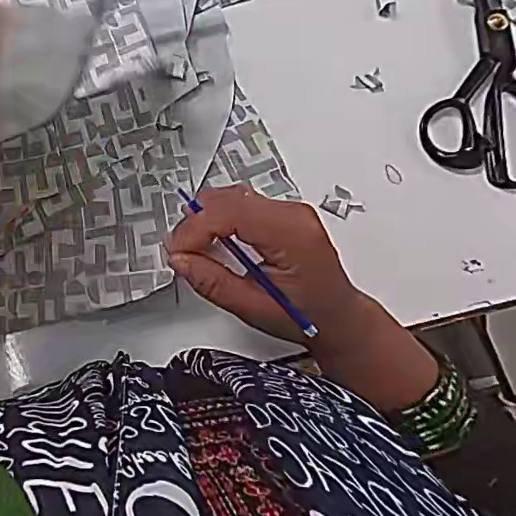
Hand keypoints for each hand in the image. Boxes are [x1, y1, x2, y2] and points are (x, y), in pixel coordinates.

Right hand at [165, 185, 438, 411]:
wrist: (338, 317)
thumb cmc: (309, 316)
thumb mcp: (253, 307)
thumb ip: (213, 282)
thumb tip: (182, 260)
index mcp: (291, 234)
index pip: (229, 213)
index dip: (194, 229)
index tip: (177, 251)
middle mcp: (293, 214)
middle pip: (228, 198)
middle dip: (196, 223)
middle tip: (181, 252)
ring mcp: (290, 211)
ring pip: (232, 197)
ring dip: (206, 220)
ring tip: (196, 250)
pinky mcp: (283, 214)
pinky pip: (242, 204)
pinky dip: (220, 220)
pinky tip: (215, 243)